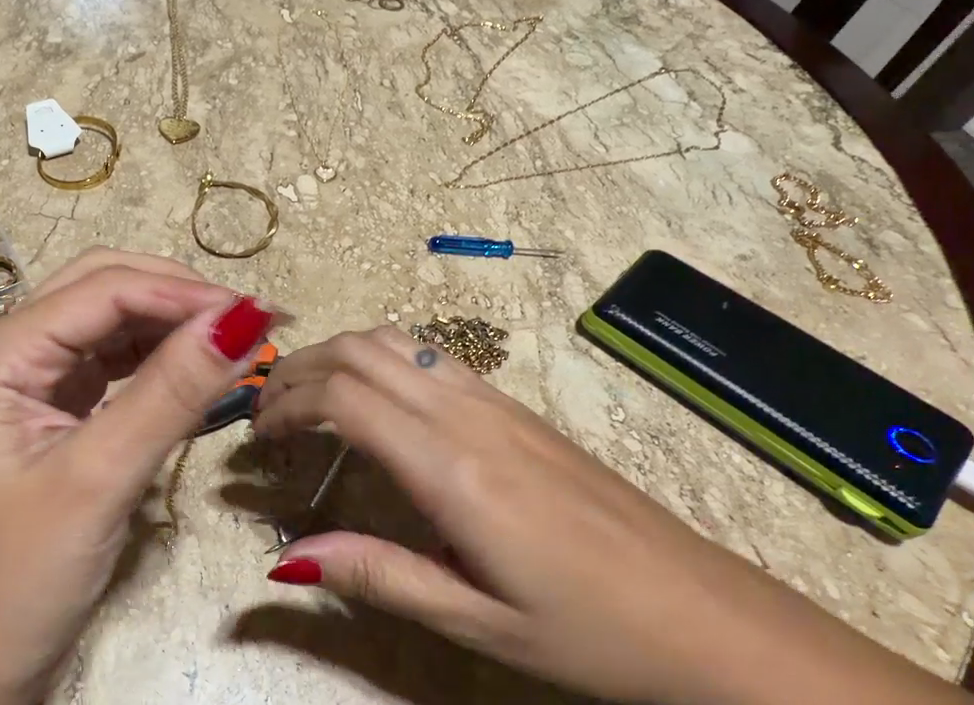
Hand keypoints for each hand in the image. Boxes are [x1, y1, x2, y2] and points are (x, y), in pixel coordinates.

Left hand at [0, 248, 274, 704]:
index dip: (183, 291)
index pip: (103, 289)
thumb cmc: (11, 582)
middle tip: (252, 325)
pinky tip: (198, 377)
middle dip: (177, 298)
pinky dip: (158, 366)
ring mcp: (31, 384)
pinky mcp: (53, 416)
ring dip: (172, 329)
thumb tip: (242, 319)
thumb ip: (169, 394)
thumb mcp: (96, 480)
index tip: (261, 313)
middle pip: (104, 292)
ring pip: (111, 327)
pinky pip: (113, 369)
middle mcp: (11, 350)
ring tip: (238, 347)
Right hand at [253, 327, 973, 704]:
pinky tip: (373, 404)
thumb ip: (378, 576)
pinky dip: (376, 359)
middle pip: (357, 349)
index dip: (285, 404)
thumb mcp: (478, 624)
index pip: (342, 395)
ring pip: (392, 340)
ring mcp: (495, 403)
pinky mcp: (516, 408)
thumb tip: (284, 557)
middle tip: (268, 414)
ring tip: (307, 400)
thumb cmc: (591, 633)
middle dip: (296, 368)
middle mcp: (467, 416)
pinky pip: (427, 356)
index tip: (260, 440)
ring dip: (335, 354)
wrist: (713, 620)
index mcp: (451, 468)